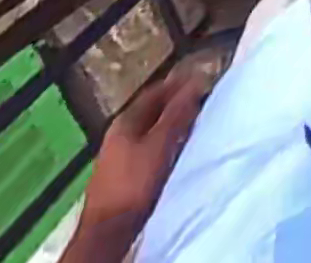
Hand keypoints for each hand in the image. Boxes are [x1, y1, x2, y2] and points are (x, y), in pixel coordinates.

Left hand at [62, 59, 217, 262]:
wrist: (107, 233)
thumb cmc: (135, 183)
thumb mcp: (161, 144)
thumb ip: (178, 112)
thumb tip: (196, 82)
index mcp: (125, 120)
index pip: (156, 90)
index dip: (179, 83)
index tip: (203, 79)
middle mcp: (118, 132)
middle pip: (152, 108)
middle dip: (176, 101)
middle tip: (202, 99)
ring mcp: (117, 153)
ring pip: (150, 127)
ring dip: (171, 121)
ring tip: (195, 120)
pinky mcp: (122, 172)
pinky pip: (148, 144)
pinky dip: (164, 138)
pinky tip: (177, 146)